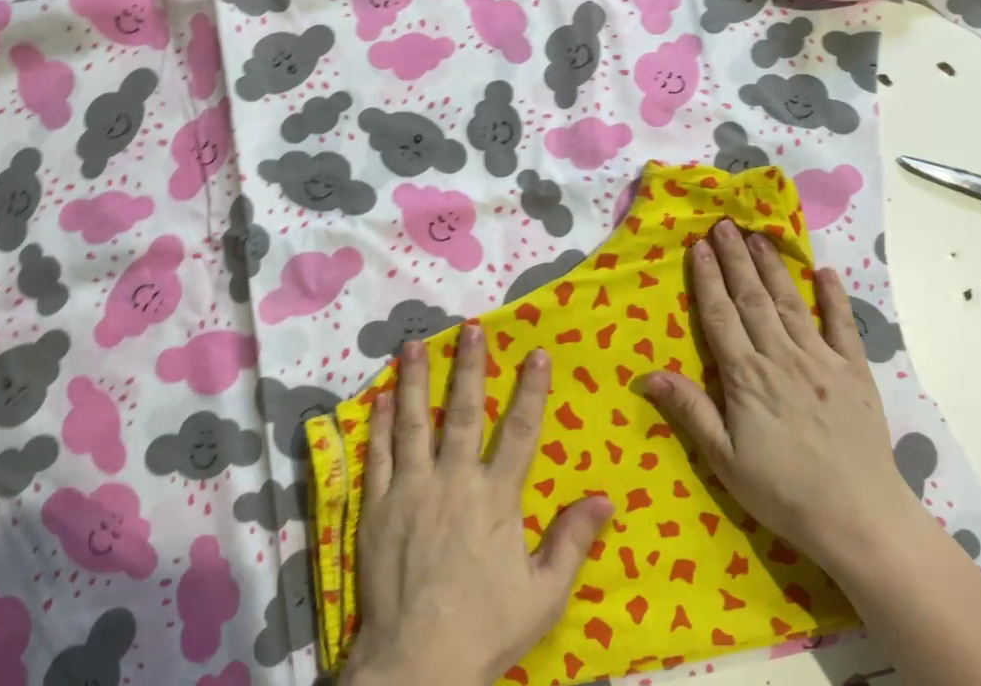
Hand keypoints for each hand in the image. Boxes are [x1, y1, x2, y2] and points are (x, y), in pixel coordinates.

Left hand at [342, 325, 614, 685]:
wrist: (417, 662)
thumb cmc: (486, 626)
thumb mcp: (544, 593)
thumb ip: (572, 541)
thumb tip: (604, 499)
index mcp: (496, 498)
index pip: (521, 432)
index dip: (532, 390)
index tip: (538, 353)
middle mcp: (453, 482)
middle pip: (464, 413)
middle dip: (471, 367)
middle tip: (471, 329)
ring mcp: (410, 491)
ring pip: (413, 423)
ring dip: (416, 381)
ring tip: (414, 344)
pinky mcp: (377, 508)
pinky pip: (377, 456)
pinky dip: (379, 425)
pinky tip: (380, 398)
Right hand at [643, 219, 918, 577]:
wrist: (857, 514)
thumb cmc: (782, 492)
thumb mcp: (724, 459)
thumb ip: (690, 411)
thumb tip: (647, 375)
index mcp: (746, 378)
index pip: (720, 317)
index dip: (708, 279)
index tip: (699, 246)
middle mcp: (781, 357)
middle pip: (753, 299)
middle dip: (736, 259)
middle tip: (723, 225)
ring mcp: (821, 360)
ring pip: (791, 303)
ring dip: (773, 268)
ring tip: (759, 236)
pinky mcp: (854, 371)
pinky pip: (842, 325)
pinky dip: (834, 297)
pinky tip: (826, 273)